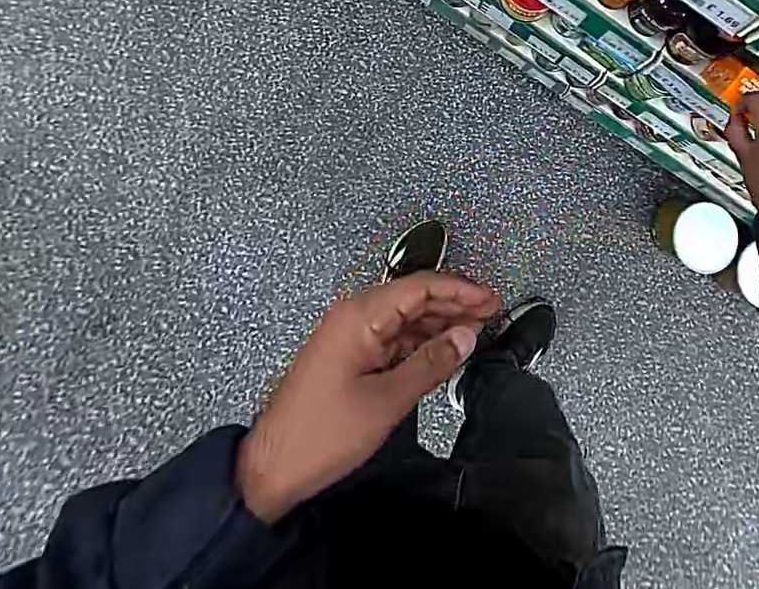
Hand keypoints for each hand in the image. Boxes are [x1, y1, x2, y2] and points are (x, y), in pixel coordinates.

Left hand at [236, 272, 499, 520]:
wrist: (269, 471)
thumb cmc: (317, 436)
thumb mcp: (387, 400)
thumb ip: (432, 362)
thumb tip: (465, 336)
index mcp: (360, 317)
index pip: (421, 287)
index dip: (460, 290)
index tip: (487, 299)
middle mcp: (355, 316)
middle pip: (416, 296)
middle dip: (455, 302)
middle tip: (489, 311)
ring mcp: (352, 334)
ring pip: (408, 315)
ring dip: (441, 321)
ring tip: (473, 330)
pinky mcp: (352, 352)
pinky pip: (395, 334)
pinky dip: (423, 339)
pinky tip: (444, 348)